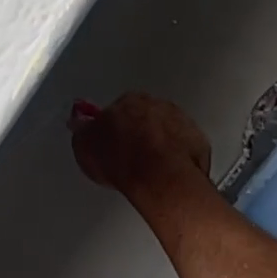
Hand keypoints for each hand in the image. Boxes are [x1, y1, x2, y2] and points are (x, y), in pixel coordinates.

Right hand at [68, 93, 212, 199]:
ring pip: (166, 131)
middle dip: (137, 134)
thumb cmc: (124, 159)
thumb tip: (79, 127)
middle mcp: (157, 106)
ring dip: (157, 146)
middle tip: (126, 158)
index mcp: (128, 100)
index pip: (116, 108)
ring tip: (145, 171)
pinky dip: (176, 158)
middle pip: (144, 118)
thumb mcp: (84, 145)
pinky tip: (164, 175)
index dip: (111, 128)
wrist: (157, 177)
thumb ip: (82, 131)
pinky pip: (184, 147)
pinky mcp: (197, 142)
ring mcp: (180, 123)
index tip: (107, 142)